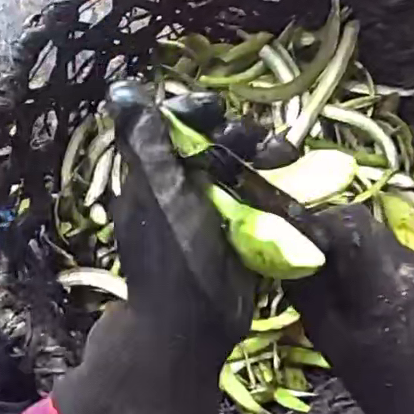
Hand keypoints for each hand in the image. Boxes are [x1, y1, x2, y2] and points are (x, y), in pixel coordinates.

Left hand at [51, 83, 254, 413]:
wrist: (192, 326)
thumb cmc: (169, 254)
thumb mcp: (155, 191)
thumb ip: (144, 140)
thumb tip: (121, 87)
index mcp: (155, 172)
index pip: (177, 123)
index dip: (198, 111)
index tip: (216, 113)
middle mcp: (182, 185)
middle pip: (217, 141)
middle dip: (241, 137)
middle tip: (263, 146)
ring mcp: (213, 208)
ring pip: (244, 167)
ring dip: (265, 158)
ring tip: (285, 161)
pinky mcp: (241, 230)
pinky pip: (261, 197)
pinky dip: (275, 187)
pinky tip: (292, 184)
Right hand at [286, 206, 413, 413]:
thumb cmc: (384, 388)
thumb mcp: (331, 340)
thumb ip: (308, 289)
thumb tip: (286, 252)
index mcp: (385, 284)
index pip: (350, 221)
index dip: (319, 223)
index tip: (299, 240)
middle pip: (368, 231)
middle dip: (337, 242)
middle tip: (316, 266)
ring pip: (385, 247)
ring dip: (361, 260)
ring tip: (349, 294)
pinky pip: (404, 265)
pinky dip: (383, 275)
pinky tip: (380, 307)